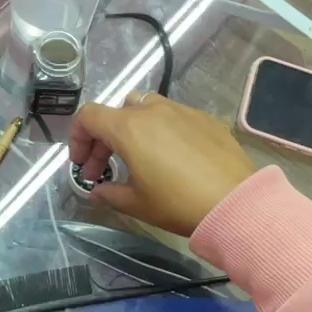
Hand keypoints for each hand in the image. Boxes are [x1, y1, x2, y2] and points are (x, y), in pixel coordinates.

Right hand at [71, 92, 257, 236]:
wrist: (235, 202)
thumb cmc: (178, 203)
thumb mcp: (137, 204)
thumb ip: (109, 194)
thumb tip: (96, 191)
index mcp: (128, 128)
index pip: (88, 116)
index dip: (77, 137)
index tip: (81, 164)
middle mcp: (152, 111)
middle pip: (115, 112)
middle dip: (102, 140)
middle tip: (103, 170)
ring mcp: (181, 111)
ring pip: (144, 107)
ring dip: (131, 128)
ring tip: (137, 156)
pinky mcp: (204, 118)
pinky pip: (173, 116)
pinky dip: (160, 130)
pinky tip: (171, 157)